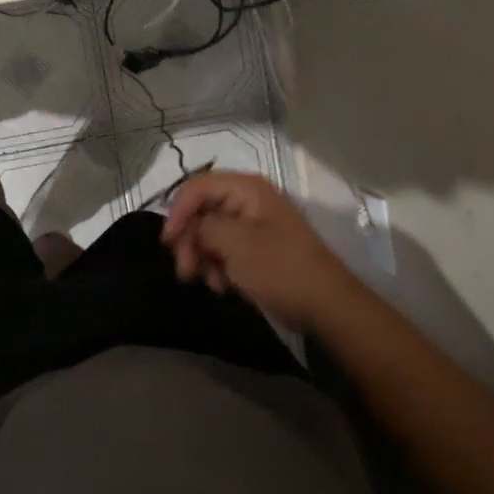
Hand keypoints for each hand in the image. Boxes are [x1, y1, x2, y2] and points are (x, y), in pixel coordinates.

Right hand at [161, 171, 356, 328]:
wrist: (325, 306)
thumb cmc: (280, 269)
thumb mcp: (235, 243)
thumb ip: (204, 226)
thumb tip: (190, 226)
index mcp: (247, 189)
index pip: (197, 186)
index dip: (178, 211)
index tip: (167, 243)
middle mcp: (248, 200)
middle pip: (201, 210)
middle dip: (190, 240)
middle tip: (185, 271)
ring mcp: (253, 226)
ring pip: (210, 233)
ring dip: (202, 257)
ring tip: (208, 282)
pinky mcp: (256, 249)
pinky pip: (224, 250)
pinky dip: (217, 266)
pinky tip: (222, 286)